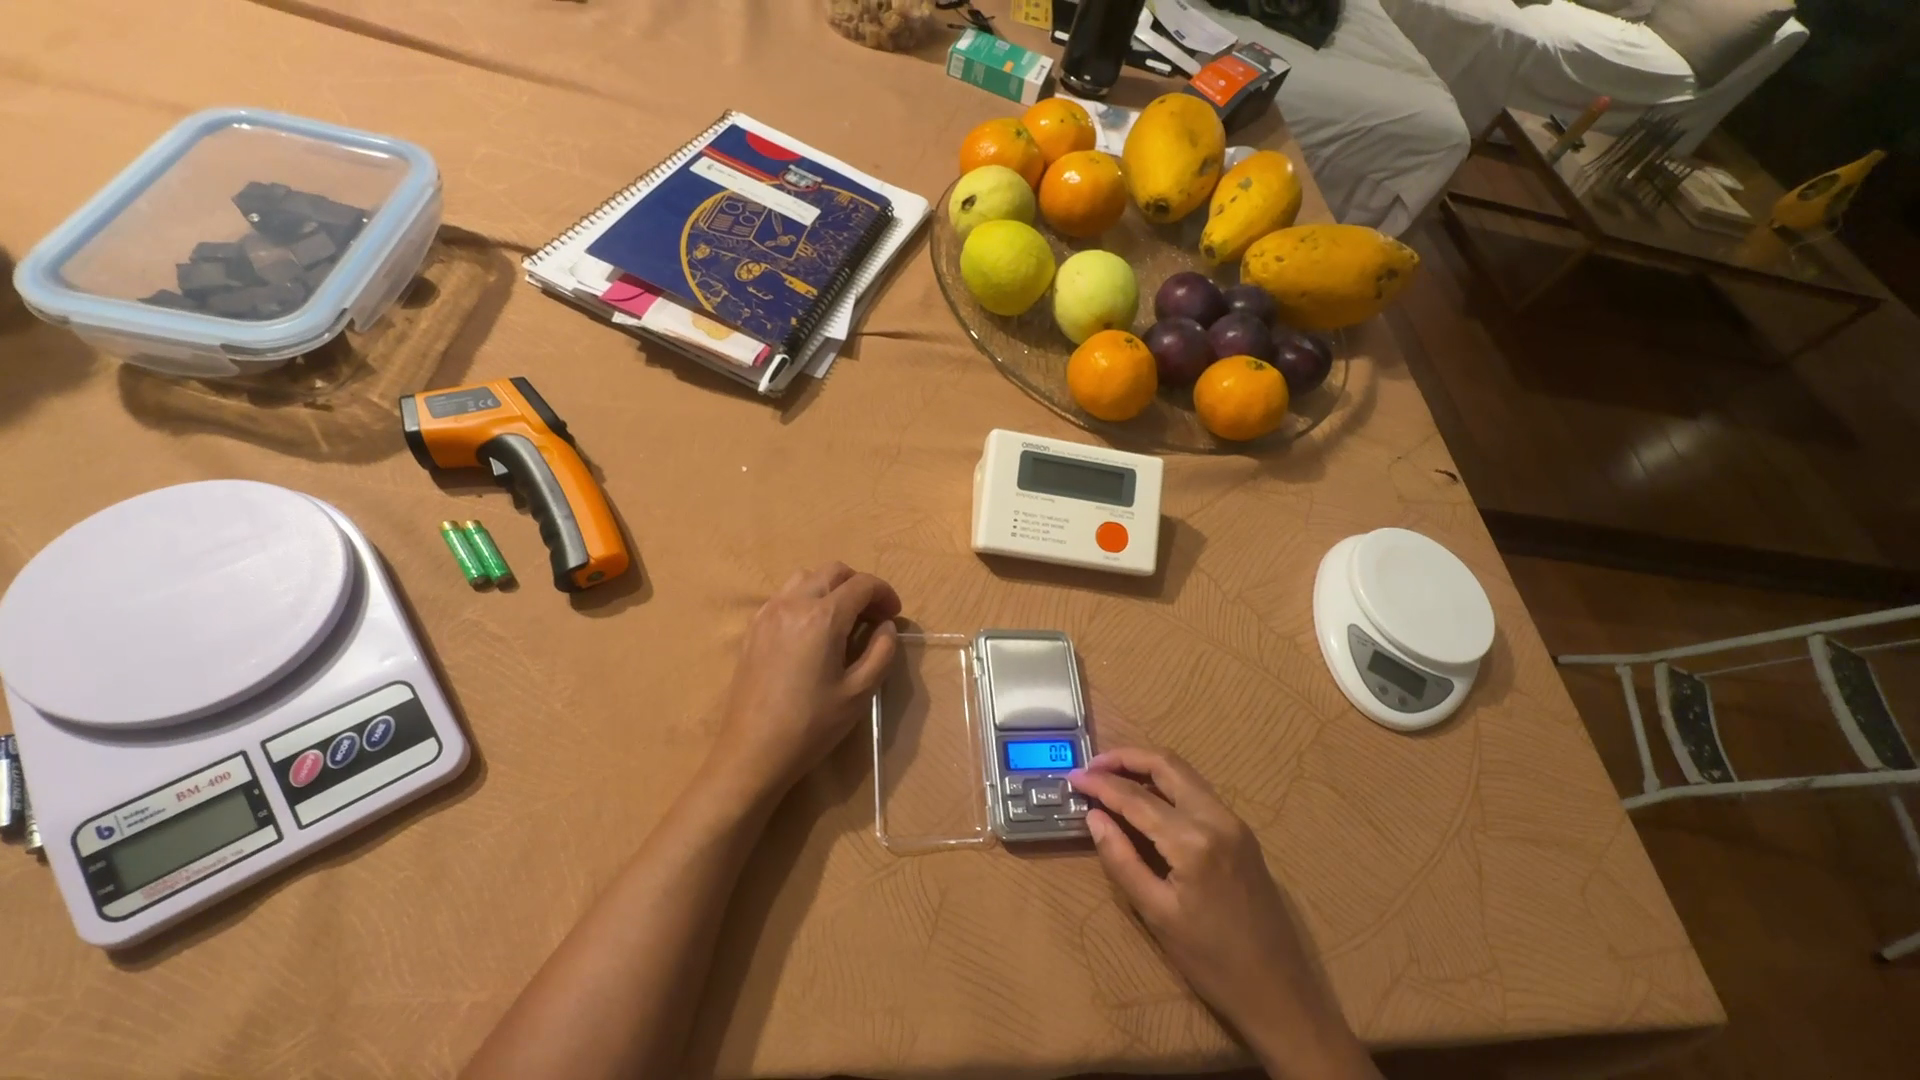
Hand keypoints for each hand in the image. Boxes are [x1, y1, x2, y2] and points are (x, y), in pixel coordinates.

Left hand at [711, 563, 901, 798]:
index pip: (861, 584)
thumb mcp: (859, 693)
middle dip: (859, 586)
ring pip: (805, 578)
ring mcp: (768, 614)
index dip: (884, 593)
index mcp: (823, 618)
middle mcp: (793, 604)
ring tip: (843, 619)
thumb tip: (886, 626)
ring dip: (830, 588)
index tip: (895, 614)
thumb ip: (881, 652)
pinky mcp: (753, 629)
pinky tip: (812, 631)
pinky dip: (805, 599)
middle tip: (873, 615)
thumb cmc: (811, 726)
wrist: (753, 752)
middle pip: (833, 571)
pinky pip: (783, 596)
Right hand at [1070, 746, 1376, 1079]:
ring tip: (1111, 777)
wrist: (1279, 991)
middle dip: (1126, 757)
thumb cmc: (1210, 961)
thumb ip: (1121, 859)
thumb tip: (1094, 817)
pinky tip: (1146, 799)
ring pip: (1185, 774)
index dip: (1100, 785)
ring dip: (1147, 767)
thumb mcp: (1156, 913)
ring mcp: (1234, 822)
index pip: (1136, 797)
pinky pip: (1198, 793)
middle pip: (1166, 765)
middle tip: (1092, 766)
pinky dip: (1167, 785)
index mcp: (1193, 840)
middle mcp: (1217, 818)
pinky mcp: (1242, 833)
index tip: (1072, 777)